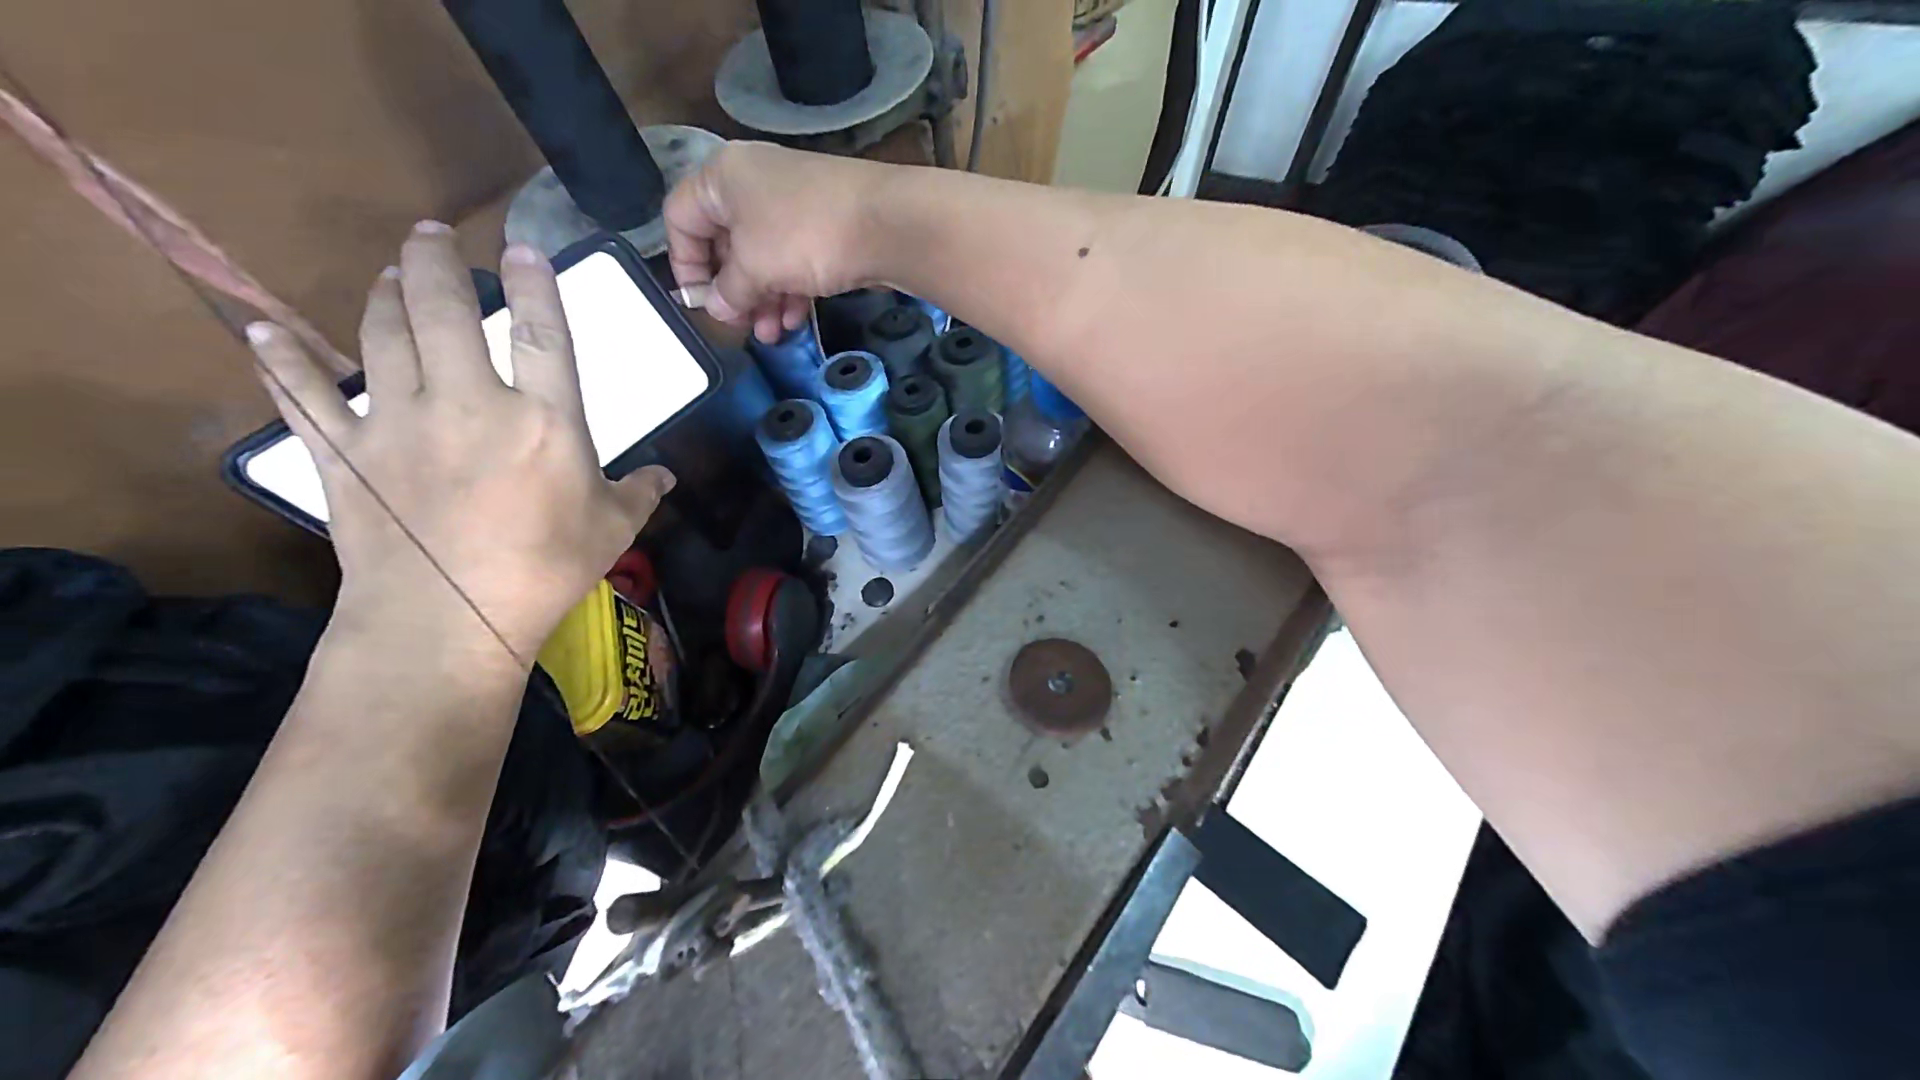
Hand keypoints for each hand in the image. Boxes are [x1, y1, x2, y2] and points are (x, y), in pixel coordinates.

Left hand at [247, 222, 673, 665]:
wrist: (451, 619)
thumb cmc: (547, 570)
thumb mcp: (613, 528)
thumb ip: (640, 492)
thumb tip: (665, 477)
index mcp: (545, 420)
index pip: (542, 332)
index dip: (535, 282)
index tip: (523, 248)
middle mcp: (469, 403)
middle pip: (444, 310)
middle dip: (435, 261)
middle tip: (431, 233)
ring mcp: (398, 423)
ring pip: (381, 336)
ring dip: (382, 294)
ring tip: (388, 272)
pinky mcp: (344, 453)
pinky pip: (304, 395)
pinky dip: (281, 360)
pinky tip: (263, 331)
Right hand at [665, 142, 890, 342]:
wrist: (888, 225)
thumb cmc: (805, 236)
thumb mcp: (754, 267)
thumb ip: (728, 291)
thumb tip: (715, 307)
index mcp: (722, 177)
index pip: (681, 218)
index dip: (684, 265)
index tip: (701, 303)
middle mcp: (753, 184)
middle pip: (724, 243)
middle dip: (732, 291)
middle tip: (742, 326)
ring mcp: (792, 205)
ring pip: (762, 258)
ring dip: (762, 300)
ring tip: (772, 333)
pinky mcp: (823, 227)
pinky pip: (793, 261)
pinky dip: (788, 291)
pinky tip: (793, 321)